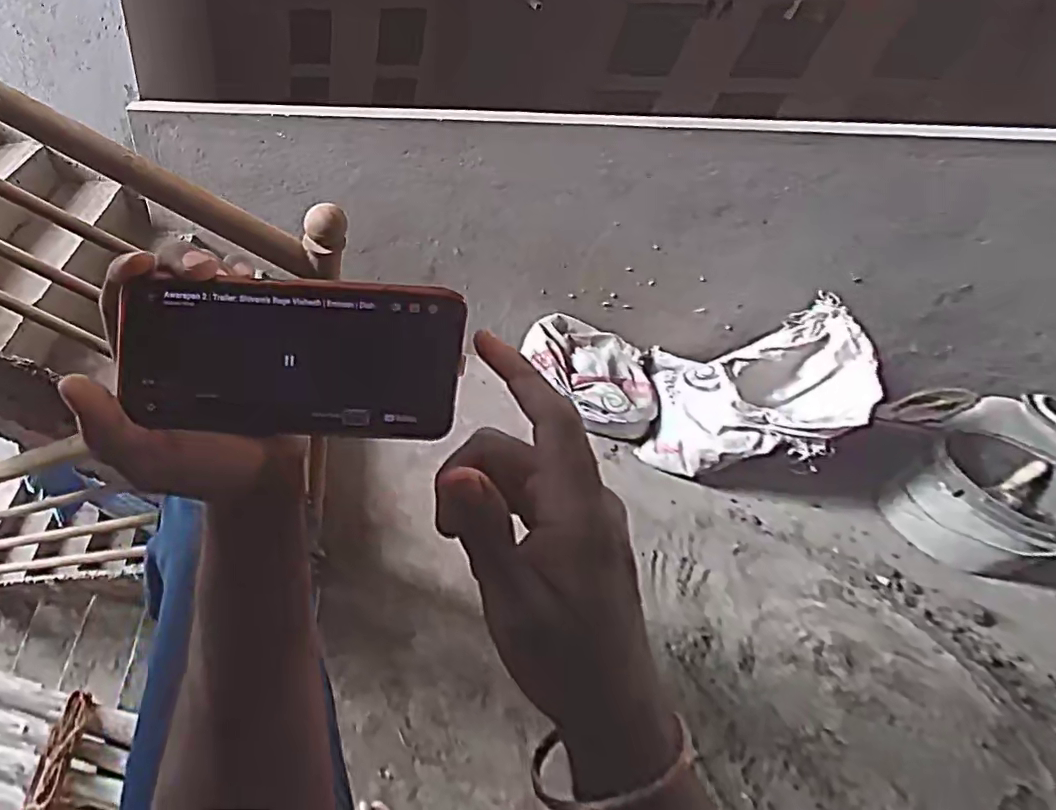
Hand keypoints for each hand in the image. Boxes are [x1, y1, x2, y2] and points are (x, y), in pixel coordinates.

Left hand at [57, 245, 305, 507]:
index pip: (120, 302)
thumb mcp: (143, 457)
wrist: (262, 479)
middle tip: (200, 270)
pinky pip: (245, 293)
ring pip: (206, 278)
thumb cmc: (198, 469)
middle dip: (179, 261)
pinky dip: (246, 278)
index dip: (125, 274)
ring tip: (231, 276)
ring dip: (215, 263)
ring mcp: (212, 330)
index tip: (140, 263)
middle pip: (165, 277)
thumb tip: (68, 384)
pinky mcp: (248, 331)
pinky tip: (250, 283)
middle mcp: (172, 336)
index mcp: (138, 357)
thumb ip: (104, 429)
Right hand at [436, 330, 678, 797]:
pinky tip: (481, 541)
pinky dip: (491, 505)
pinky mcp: (571, 532)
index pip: (553, 420)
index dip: (521, 375)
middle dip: (466, 473)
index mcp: (577, 507)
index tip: (485, 343)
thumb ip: (484, 529)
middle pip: (510, 450)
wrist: (612, 712)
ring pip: (510, 472)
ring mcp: (579, 516)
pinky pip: (521, 495)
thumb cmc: (564, 656)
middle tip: (443, 525)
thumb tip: (457, 472)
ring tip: (459, 541)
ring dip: (475, 494)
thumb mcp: (512, 596)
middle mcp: (582, 500)